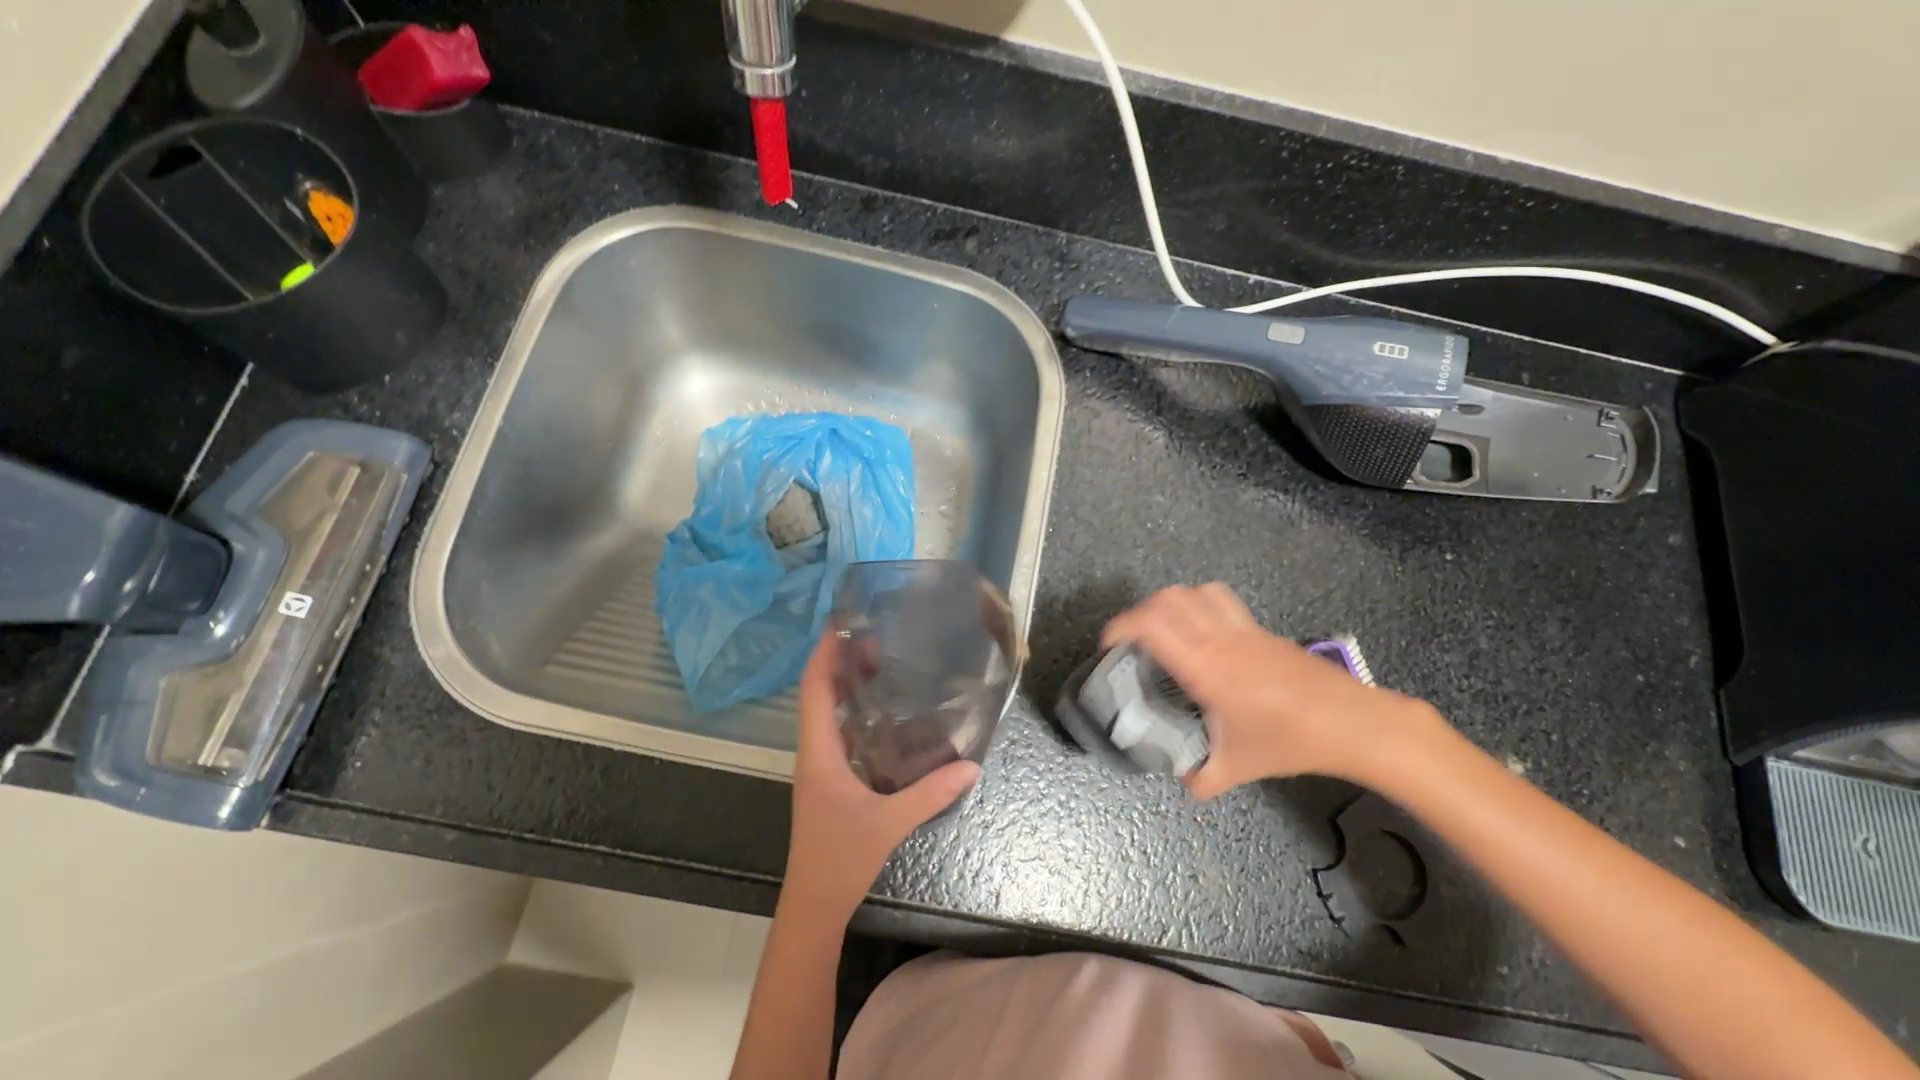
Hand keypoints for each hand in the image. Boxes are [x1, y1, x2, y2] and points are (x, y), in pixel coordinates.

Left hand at [782, 633, 980, 921]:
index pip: (814, 690)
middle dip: (840, 664)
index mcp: (819, 754)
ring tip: (882, 667)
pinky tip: (885, 718)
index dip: (824, 654)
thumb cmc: (840, 859)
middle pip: (819, 696)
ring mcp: (819, 770)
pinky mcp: (829, 784)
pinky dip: (855, 718)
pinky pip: (838, 738)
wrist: (814, 903)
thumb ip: (931, 793)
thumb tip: (971, 765)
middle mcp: (813, 754)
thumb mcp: (889, 823)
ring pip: (827, 717)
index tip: (842, 623)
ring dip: (847, 689)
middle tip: (876, 639)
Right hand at [1102, 584, 1434, 797]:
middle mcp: (1222, 639)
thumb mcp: (1236, 769)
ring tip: (1162, 632)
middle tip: (1131, 640)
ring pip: (1195, 591)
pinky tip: (1201, 638)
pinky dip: (1198, 608)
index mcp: (1207, 668)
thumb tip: (1182, 778)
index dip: (1120, 627)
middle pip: (1168, 598)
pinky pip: (1220, 602)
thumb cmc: (1291, 741)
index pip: (1152, 625)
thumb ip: (1199, 777)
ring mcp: (1245, 630)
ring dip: (1169, 604)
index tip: (1109, 645)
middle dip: (1138, 613)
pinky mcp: (1262, 631)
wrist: (1352, 724)